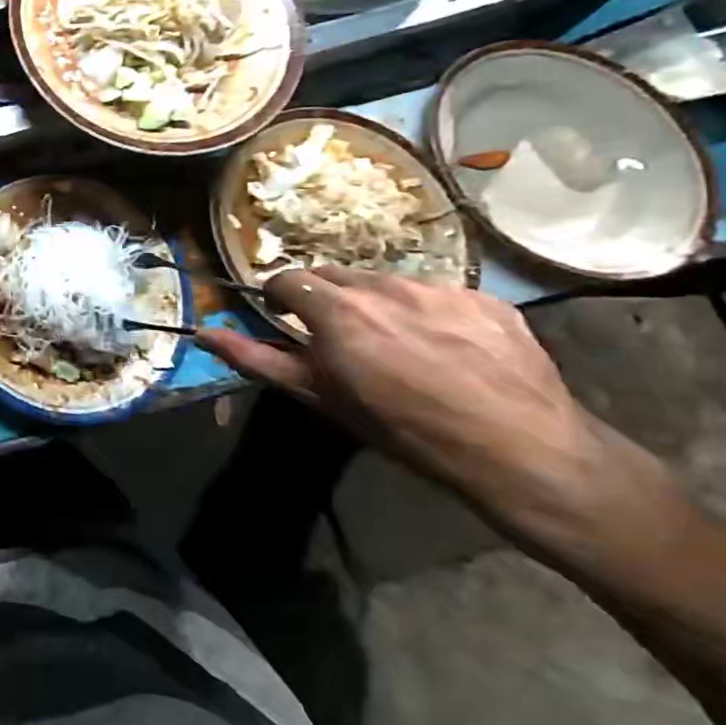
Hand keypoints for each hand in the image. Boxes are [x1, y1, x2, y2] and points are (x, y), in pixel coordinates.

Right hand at [197, 269, 596, 503]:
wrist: (522, 451)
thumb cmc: (403, 429)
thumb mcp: (320, 397)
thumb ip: (257, 358)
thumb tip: (203, 333)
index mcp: (337, 309)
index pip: (288, 279)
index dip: (280, 298)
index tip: (285, 319)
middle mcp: (384, 286)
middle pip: (334, 274)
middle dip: (325, 298)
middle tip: (338, 336)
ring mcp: (439, 289)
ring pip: (385, 282)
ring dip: (375, 303)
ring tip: (395, 343)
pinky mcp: (486, 299)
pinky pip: (438, 294)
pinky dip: (426, 312)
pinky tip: (445, 348)